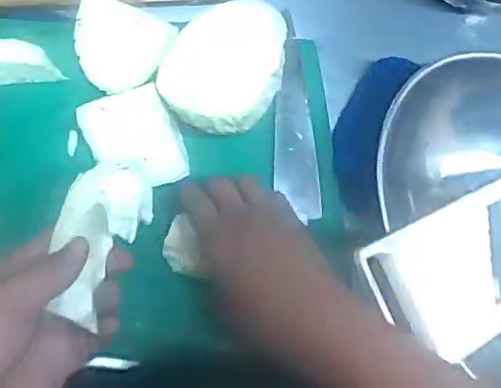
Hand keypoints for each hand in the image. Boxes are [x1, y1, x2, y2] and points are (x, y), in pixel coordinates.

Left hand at [0, 234, 133, 387]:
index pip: (53, 241)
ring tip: (111, 298)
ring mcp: (53, 323)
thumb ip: (47, 272)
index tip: (108, 224)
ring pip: (89, 299)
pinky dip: (107, 327)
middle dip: (100, 262)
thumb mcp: (8, 298)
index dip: (80, 230)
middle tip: (124, 262)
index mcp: (19, 271)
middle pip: (77, 269)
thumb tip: (83, 242)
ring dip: (106, 294)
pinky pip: (93, 334)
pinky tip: (112, 324)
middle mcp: (40, 292)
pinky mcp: (65, 354)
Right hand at [183, 177, 469, 387]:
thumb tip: (203, 268)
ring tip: (235, 200)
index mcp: (215, 234)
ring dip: (235, 186)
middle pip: (217, 181)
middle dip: (208, 186)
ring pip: (244, 179)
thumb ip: (208, 281)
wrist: (319, 320)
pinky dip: (262, 197)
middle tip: (206, 200)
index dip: (184, 194)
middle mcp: (238, 214)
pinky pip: (271, 193)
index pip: (192, 196)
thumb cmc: (265, 322)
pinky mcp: (292, 217)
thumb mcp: (223, 310)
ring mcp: (267, 212)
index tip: (181, 200)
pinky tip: (264, 212)